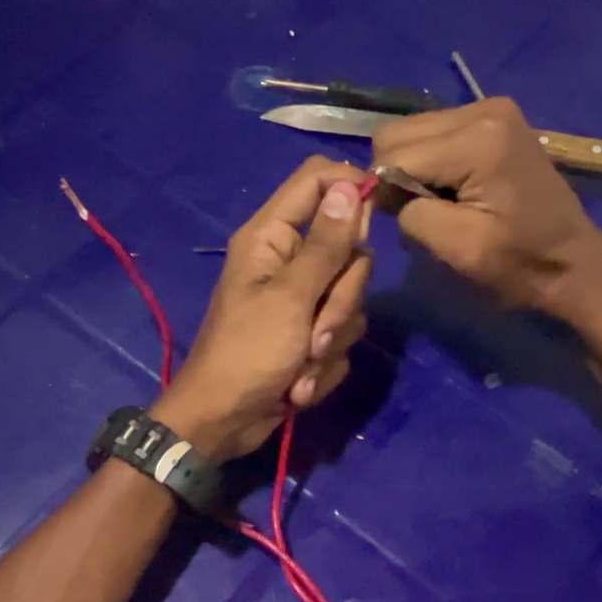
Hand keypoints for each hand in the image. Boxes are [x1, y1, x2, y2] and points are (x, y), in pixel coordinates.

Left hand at [150, 156, 372, 461]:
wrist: (225, 421)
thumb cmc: (247, 354)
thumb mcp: (291, 297)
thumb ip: (327, 244)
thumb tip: (352, 185)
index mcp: (272, 237)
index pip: (318, 180)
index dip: (351, 188)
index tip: (376, 212)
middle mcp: (288, 262)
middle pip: (349, 251)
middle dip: (340, 301)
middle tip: (314, 333)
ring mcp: (301, 303)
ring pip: (350, 302)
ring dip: (330, 342)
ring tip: (300, 366)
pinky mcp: (309, 339)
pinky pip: (340, 339)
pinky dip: (322, 367)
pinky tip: (298, 385)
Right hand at [372, 98, 601, 333]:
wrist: (572, 263)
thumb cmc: (518, 265)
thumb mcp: (459, 250)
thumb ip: (412, 215)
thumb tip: (383, 192)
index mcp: (476, 139)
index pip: (392, 152)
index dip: (386, 192)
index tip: (408, 225)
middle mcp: (481, 109)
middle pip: (396, 134)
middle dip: (397, 176)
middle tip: (425, 215)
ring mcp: (489, 109)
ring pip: (411, 133)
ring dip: (413, 171)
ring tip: (441, 205)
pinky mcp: (492, 121)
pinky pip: (434, 135)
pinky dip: (431, 165)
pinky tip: (453, 192)